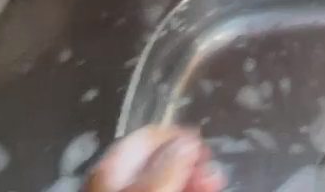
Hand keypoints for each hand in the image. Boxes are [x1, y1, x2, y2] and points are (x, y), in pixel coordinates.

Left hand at [88, 127, 224, 191]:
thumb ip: (169, 167)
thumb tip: (188, 142)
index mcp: (111, 171)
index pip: (147, 138)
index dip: (178, 137)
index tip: (204, 148)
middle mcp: (116, 185)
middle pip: (158, 164)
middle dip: (190, 166)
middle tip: (213, 177)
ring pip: (165, 186)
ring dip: (191, 183)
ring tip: (213, 187)